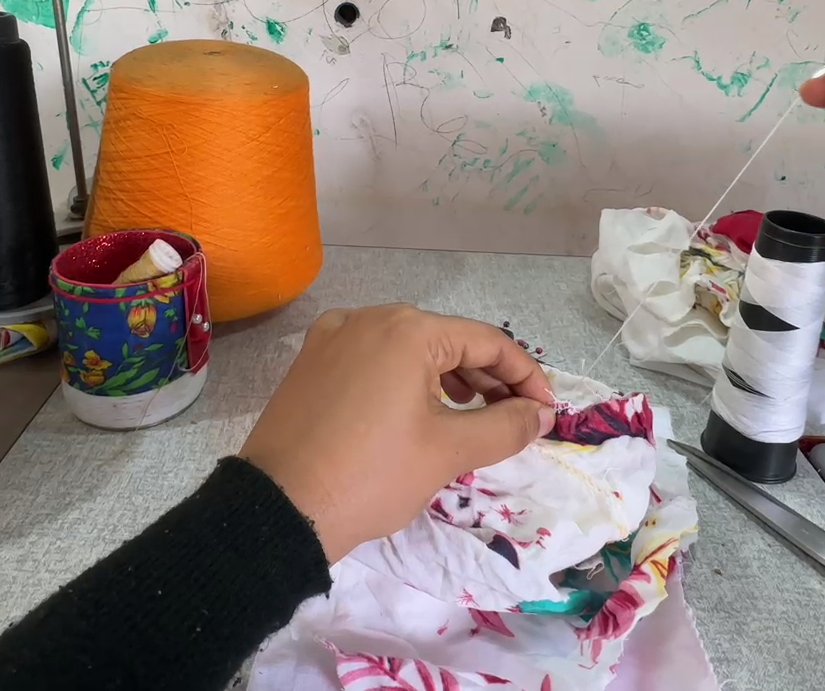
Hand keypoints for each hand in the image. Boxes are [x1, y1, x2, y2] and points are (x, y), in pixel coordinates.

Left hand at [240, 304, 554, 562]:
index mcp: (408, 328)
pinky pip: (373, 354)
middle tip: (513, 416)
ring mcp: (336, 333)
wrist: (278, 508)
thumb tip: (542, 412)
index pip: (486, 341)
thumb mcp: (448, 452)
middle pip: (447, 338)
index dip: (525, 374)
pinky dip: (404, 374)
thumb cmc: (371, 475)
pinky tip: (413, 405)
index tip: (546, 410)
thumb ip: (506, 426)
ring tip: (469, 412)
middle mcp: (372, 315)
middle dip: (487, 376)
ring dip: (448, 375)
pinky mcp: (314, 356)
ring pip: (409, 345)